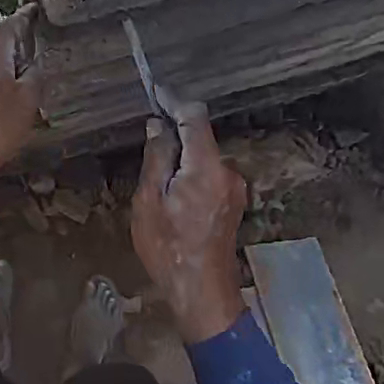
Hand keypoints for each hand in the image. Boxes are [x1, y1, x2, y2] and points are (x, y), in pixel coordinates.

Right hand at [130, 99, 247, 342]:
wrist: (201, 290)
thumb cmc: (168, 248)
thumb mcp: (149, 201)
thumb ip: (156, 157)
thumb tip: (157, 125)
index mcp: (206, 167)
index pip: (194, 117)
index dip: (174, 101)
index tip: (156, 93)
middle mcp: (228, 172)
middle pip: (200, 138)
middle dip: (175, 136)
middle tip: (148, 148)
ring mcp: (235, 188)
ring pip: (204, 158)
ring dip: (182, 159)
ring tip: (157, 183)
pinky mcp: (234, 202)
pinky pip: (210, 175)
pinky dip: (191, 174)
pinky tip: (174, 196)